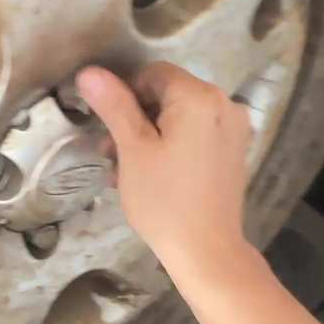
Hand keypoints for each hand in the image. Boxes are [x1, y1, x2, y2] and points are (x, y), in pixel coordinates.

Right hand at [76, 64, 256, 281]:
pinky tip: (151, 177)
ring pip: (180, 120)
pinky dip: (172, 149)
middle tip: (111, 155)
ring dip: (149, 138)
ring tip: (125, 172)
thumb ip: (114, 107)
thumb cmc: (164, 200)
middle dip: (135, 121)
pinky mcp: (233, 154)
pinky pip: (196, 138)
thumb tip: (89, 73)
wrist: (206, 250)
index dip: (125, 96)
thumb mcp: (133, 150)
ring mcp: (233, 131)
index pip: (154, 74)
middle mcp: (224, 105)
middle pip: (168, 96)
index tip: (110, 130)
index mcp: (200, 97)